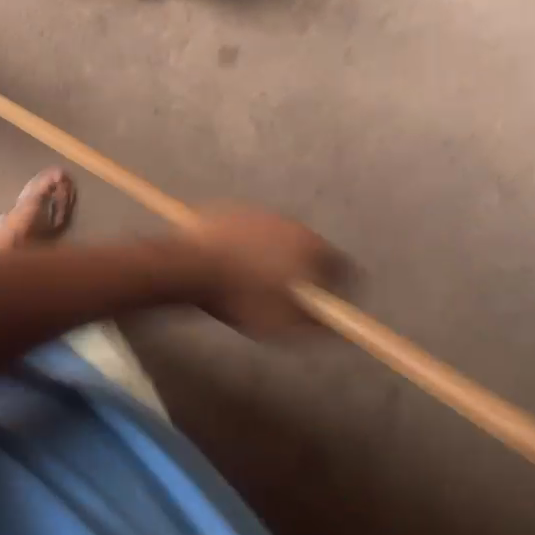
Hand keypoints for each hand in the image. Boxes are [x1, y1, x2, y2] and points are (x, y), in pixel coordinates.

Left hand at [179, 206, 343, 333]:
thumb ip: (319, 324)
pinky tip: (233, 264)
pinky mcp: (233, 209)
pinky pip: (251, 231)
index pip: (342, 267)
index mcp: (313, 247)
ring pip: (279, 239)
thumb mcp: (286, 325)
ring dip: (274, 256)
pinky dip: (248, 245)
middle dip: (304, 271)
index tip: (326, 305)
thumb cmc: (242, 298)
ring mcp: (261, 212)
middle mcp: (292, 223)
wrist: (191, 265)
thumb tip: (334, 323)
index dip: (337, 289)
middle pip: (310, 249)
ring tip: (254, 281)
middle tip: (287, 295)